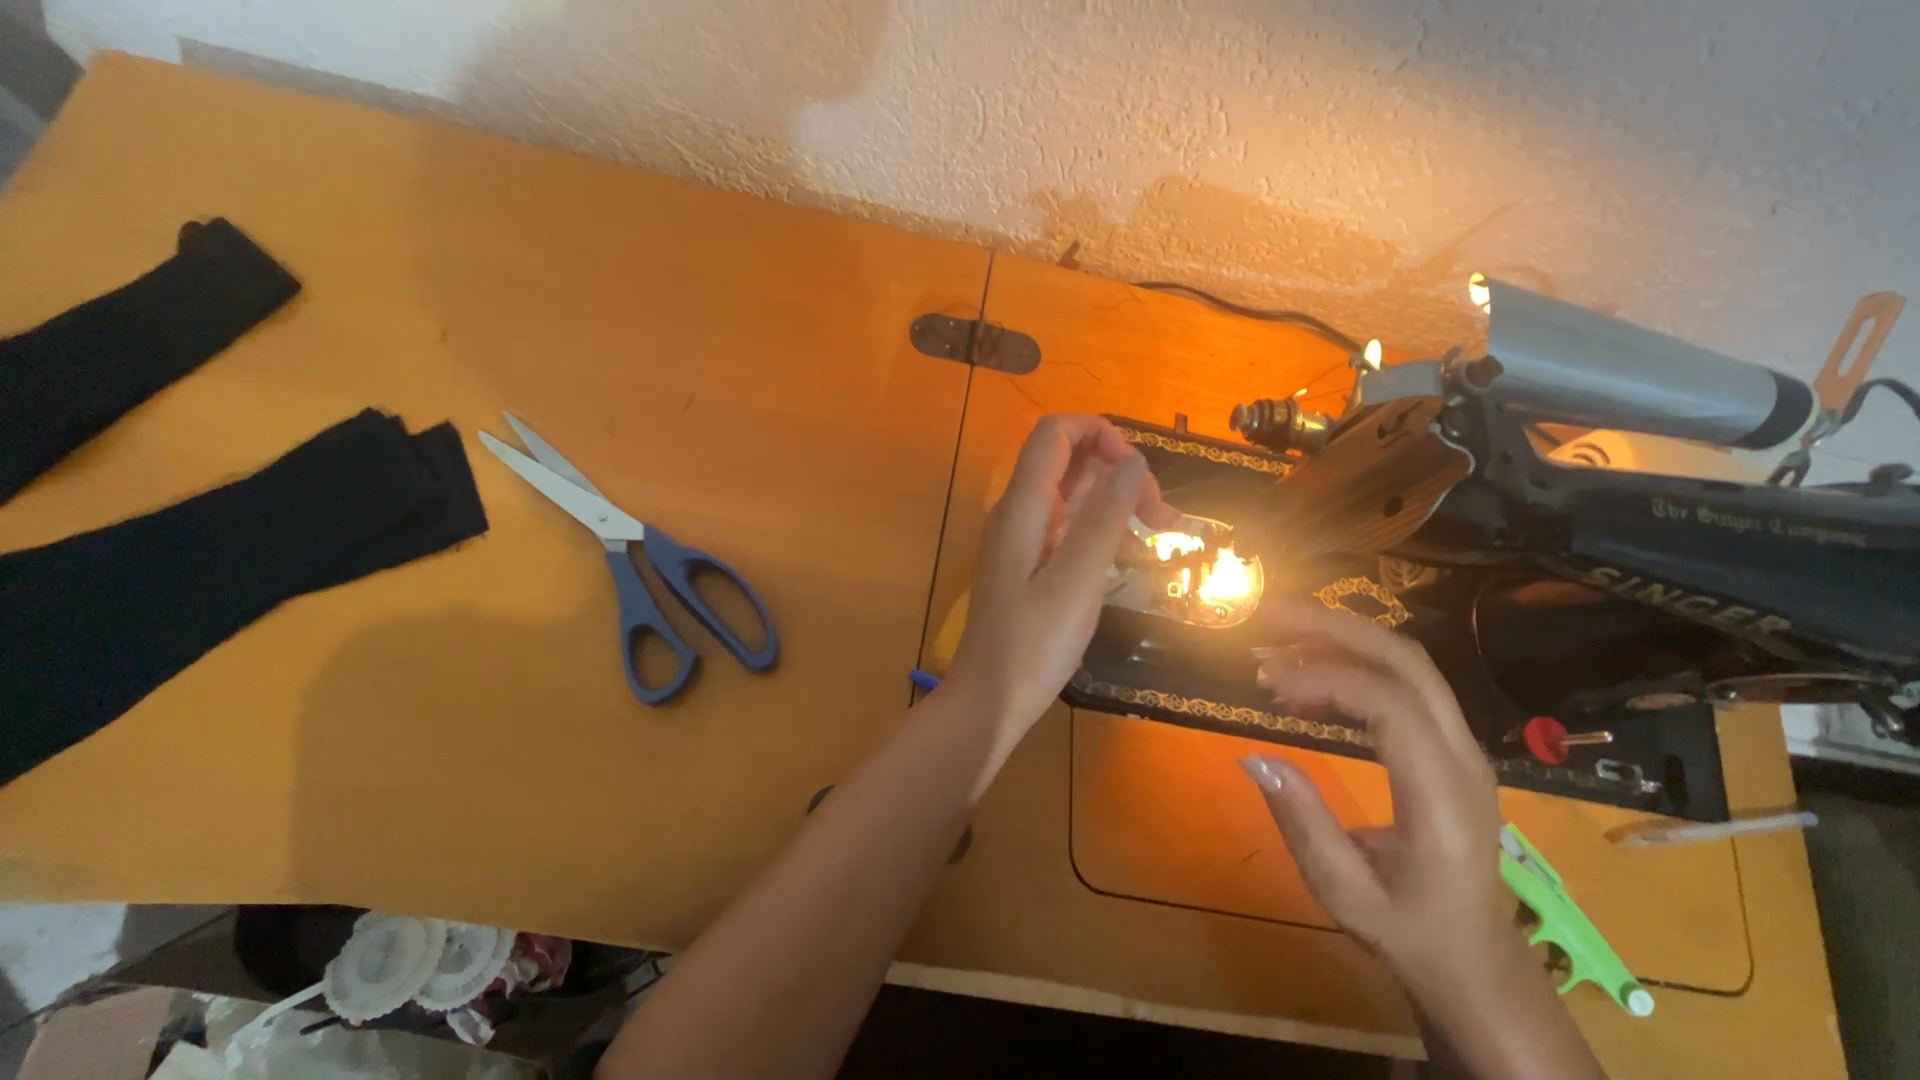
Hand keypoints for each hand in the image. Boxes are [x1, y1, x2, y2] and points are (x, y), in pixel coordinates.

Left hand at [947, 414, 1176, 742]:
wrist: (990, 701)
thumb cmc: (1032, 646)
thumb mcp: (1077, 581)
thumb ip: (1104, 518)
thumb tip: (1133, 461)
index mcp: (1022, 507)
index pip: (1055, 432)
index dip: (1101, 434)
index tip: (1140, 475)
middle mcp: (1018, 512)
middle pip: (1067, 459)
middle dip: (1118, 469)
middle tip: (1161, 516)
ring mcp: (1022, 538)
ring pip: (1071, 493)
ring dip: (1115, 499)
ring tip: (1160, 531)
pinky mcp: (1030, 564)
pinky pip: (1068, 525)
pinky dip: (1101, 527)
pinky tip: (1129, 553)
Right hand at [1240, 604, 1507, 987]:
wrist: (1476, 959)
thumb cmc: (1410, 931)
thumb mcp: (1345, 893)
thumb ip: (1303, 824)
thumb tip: (1253, 756)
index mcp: (1441, 795)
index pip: (1390, 705)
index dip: (1325, 680)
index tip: (1267, 684)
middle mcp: (1463, 757)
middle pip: (1408, 662)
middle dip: (1335, 627)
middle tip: (1268, 617)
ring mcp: (1463, 748)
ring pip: (1410, 665)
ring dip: (1342, 641)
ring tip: (1277, 645)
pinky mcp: (1450, 749)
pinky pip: (1406, 687)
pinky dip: (1355, 668)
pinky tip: (1308, 684)